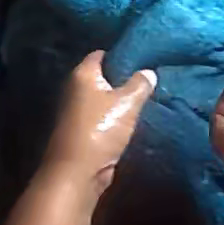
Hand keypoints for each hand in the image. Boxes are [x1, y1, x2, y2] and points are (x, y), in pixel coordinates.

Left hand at [40, 51, 155, 194]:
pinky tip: (133, 119)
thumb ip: (139, 84)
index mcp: (82, 74)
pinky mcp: (81, 128)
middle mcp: (75, 87)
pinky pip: (102, 115)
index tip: (142, 61)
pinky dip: (114, 116)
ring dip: (120, 101)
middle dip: (123, 79)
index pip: (101, 55)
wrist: (78, 170)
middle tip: (148, 81)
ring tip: (146, 100)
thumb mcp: (126, 103)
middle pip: (102, 77)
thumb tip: (148, 71)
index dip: (120, 55)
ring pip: (103, 98)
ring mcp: (76, 109)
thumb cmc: (100, 128)